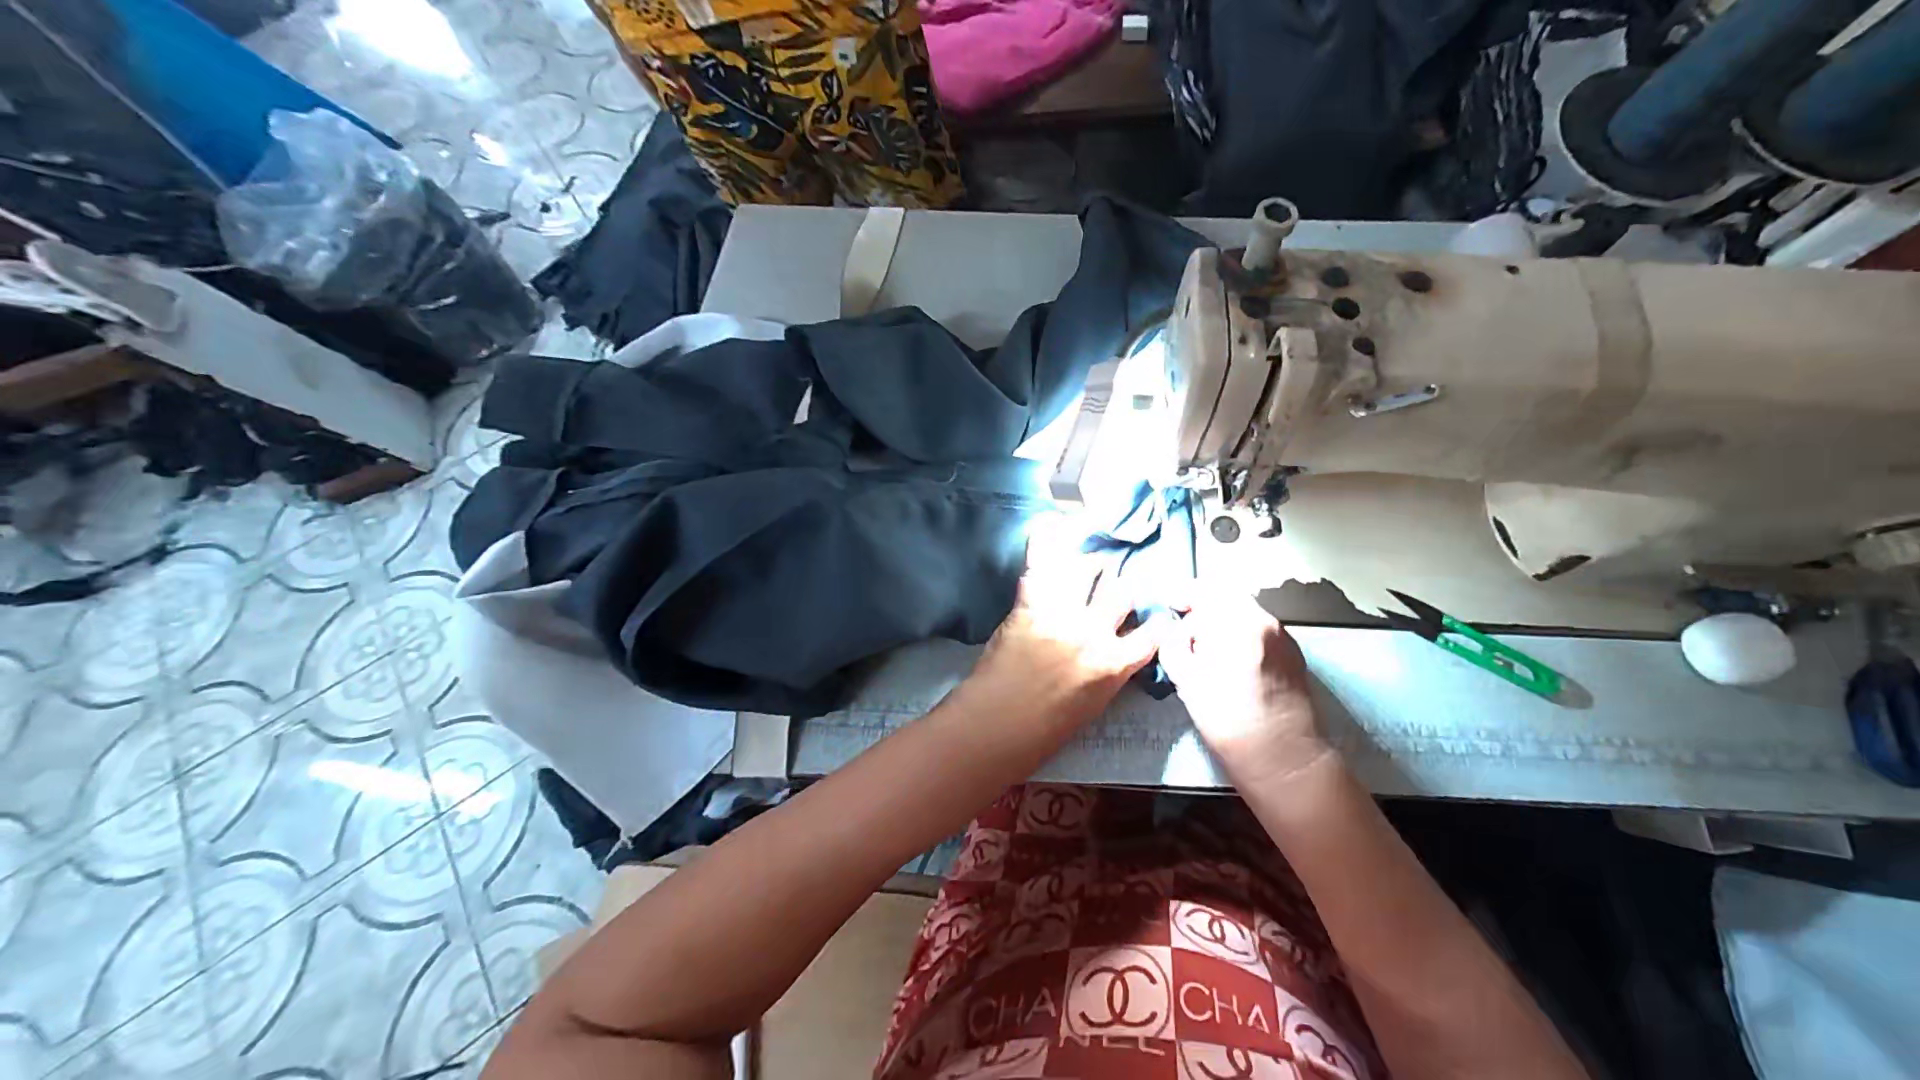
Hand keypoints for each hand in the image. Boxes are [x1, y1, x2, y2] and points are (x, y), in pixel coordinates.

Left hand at [960, 541, 1157, 741]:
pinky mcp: (1029, 606)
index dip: (1156, 621)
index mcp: (1114, 664)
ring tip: (1084, 565)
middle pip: (1119, 591)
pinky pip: (1039, 565)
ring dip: (1087, 565)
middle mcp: (1093, 633)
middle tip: (1107, 586)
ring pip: (1086, 569)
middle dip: (1116, 586)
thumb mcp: (1093, 704)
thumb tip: (1115, 648)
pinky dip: (1042, 544)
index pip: (1153, 632)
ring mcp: (1061, 615)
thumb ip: (1109, 670)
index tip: (1154, 616)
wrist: (998, 724)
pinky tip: (1047, 527)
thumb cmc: (1046, 728)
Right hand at [1154, 591, 1332, 786]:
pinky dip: (1241, 637)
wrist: (1283, 757)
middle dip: (1203, 609)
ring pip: (1245, 614)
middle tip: (1185, 632)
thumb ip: (1173, 644)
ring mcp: (1283, 637)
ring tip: (1207, 652)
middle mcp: (1265, 621)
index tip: (1171, 608)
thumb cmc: (1228, 720)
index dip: (1183, 595)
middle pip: (1227, 598)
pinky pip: (1260, 632)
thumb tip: (1174, 631)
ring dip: (1223, 623)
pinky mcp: (1292, 655)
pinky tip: (1231, 665)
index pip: (1204, 589)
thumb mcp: (1185, 680)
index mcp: (1237, 622)